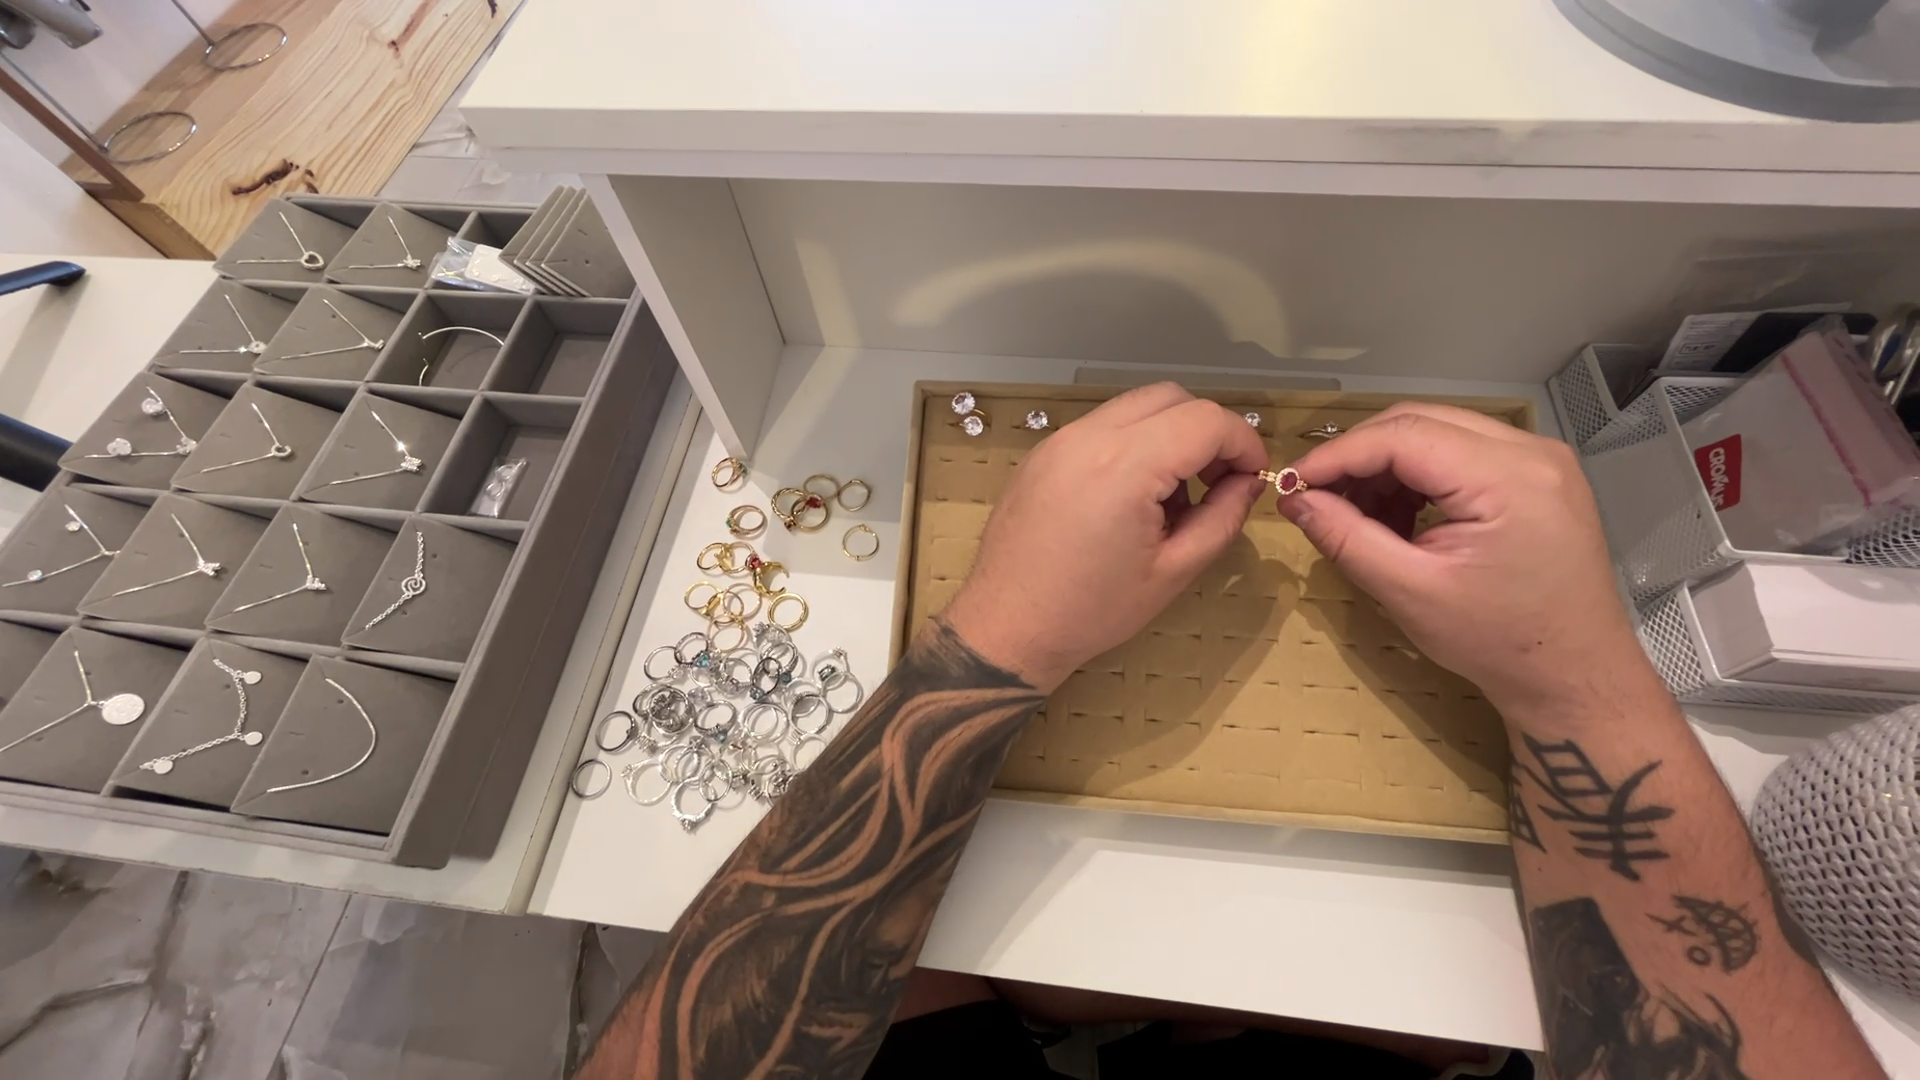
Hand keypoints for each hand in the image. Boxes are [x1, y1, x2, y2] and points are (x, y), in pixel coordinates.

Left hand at [943, 384, 1268, 691]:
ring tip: (1172, 496)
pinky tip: (1130, 495)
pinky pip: (1101, 427)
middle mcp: (1087, 438)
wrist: (1008, 625)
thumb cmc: (1091, 611)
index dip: (1244, 442)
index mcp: (1124, 466)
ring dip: (1169, 434)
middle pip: (1170, 398)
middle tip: (1218, 480)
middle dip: (1207, 431)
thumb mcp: (1173, 571)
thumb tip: (1247, 483)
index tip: (1253, 476)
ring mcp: (1058, 441)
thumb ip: (1222, 517)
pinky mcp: (1041, 453)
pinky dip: (1131, 443)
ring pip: (1133, 408)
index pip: (1205, 420)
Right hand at [1279, 403, 1660, 725]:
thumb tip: (1292, 500)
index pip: (1402, 436)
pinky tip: (1391, 515)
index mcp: (1508, 477)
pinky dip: (1411, 476)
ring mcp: (1536, 460)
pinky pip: (1455, 453)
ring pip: (1433, 433)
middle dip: (1355, 455)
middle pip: (1417, 422)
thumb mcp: (1407, 590)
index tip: (1289, 484)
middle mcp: (1530, 451)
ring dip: (1381, 466)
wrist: (1572, 674)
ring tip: (1351, 513)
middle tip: (1313, 496)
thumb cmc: (1496, 640)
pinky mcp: (1532, 476)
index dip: (1336, 455)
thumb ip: (1345, 537)